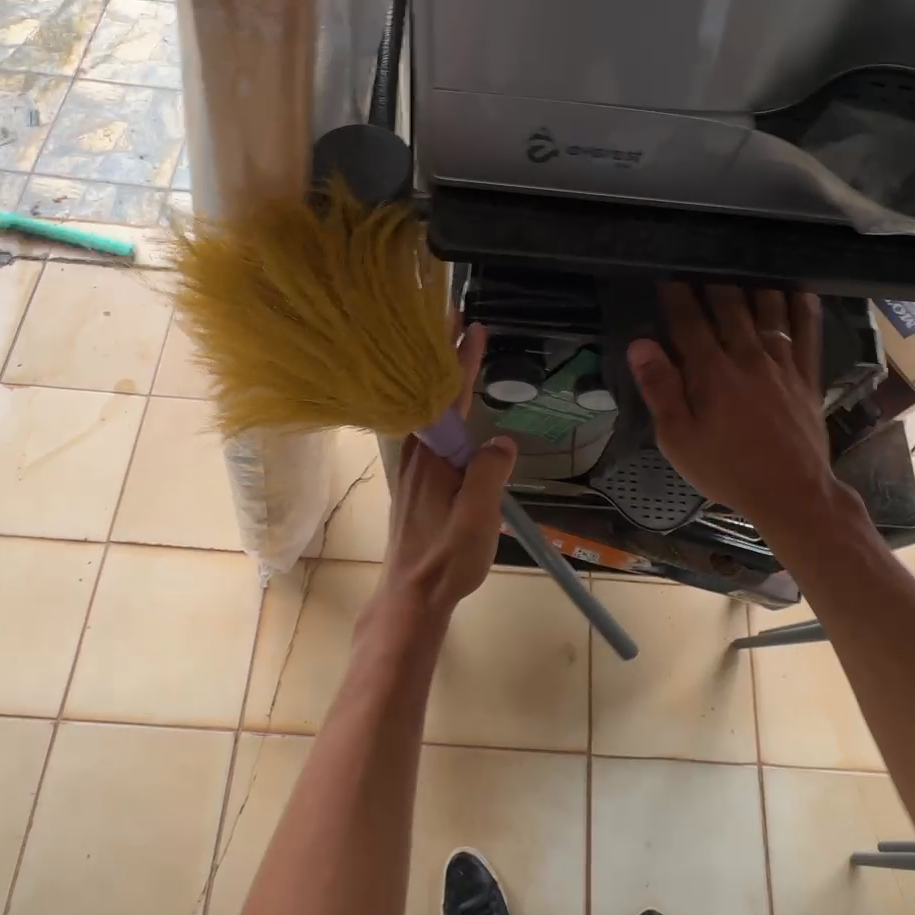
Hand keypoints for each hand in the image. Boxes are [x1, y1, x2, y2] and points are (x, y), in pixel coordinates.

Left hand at [380, 323, 518, 613]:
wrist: (412, 594)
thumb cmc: (445, 557)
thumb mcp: (477, 516)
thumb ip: (488, 473)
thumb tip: (502, 441)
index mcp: (432, 456)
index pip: (449, 398)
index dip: (462, 363)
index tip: (471, 328)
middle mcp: (418, 454)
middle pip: (433, 396)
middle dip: (444, 357)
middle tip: (454, 320)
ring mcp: (415, 468)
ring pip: (429, 412)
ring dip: (441, 380)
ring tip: (453, 352)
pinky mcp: (418, 482)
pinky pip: (430, 431)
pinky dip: (440, 407)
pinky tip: (449, 409)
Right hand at [625, 284, 858, 536]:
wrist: (791, 493)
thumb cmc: (726, 470)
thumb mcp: (678, 439)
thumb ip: (660, 388)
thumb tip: (640, 345)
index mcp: (711, 373)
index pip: (689, 323)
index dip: (677, 298)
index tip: (668, 279)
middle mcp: (747, 358)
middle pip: (730, 309)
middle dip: (714, 285)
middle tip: (704, 270)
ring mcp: (781, 365)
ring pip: (769, 313)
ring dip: (755, 289)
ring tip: (747, 273)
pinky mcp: (807, 377)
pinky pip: (806, 334)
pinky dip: (803, 310)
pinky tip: (798, 292)